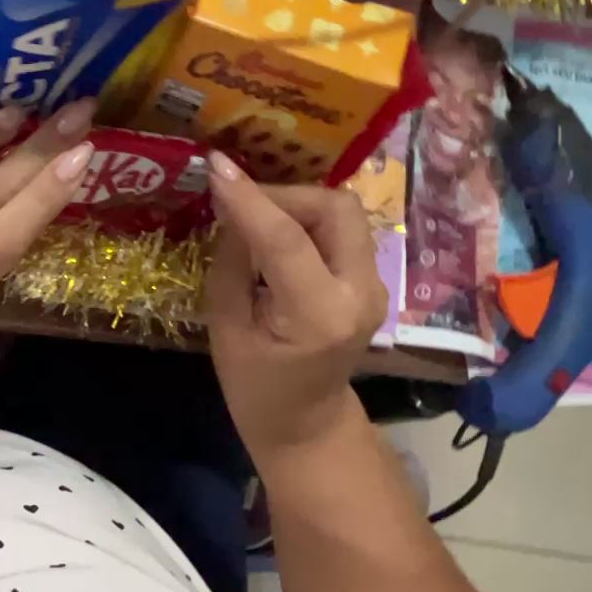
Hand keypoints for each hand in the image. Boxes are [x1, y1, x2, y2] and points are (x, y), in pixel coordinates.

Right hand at [204, 152, 389, 459]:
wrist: (305, 424)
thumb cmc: (254, 387)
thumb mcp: (226, 329)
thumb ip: (232, 265)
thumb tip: (231, 209)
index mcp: (318, 315)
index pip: (284, 239)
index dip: (249, 199)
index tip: (216, 167)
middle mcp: (360, 293)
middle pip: (334, 208)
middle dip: (284, 195)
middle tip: (240, 205)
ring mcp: (375, 285)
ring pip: (343, 213)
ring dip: (297, 205)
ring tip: (255, 219)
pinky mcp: (373, 280)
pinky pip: (341, 232)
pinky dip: (306, 222)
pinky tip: (275, 236)